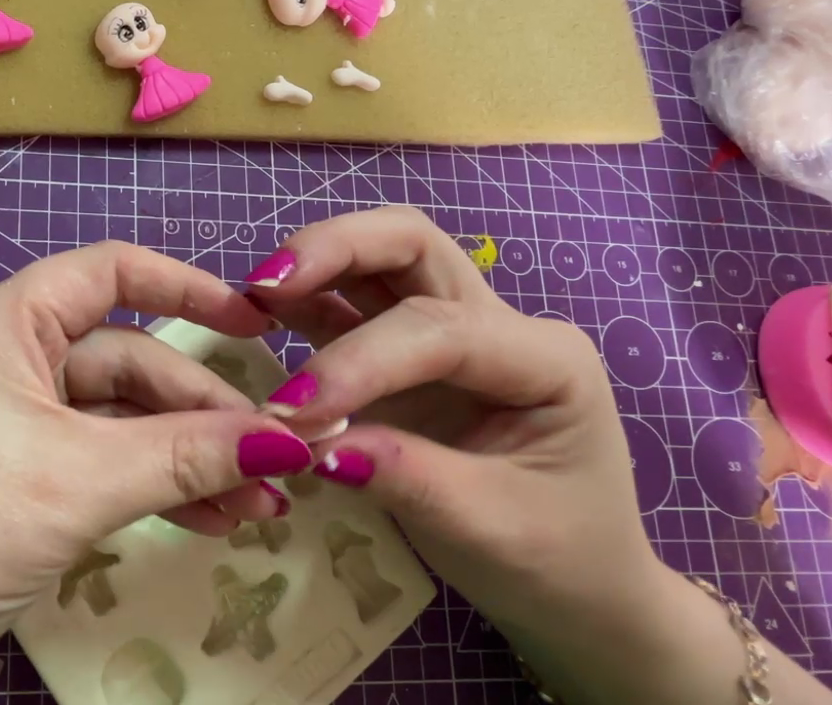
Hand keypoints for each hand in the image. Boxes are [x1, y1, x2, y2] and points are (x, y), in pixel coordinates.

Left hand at [0, 241, 310, 704]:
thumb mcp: (79, 481)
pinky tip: (208, 519)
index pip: (110, 273)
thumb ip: (187, 454)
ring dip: (186, 455)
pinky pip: (97, 458)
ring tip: (259, 504)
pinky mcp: (13, 471)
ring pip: (117, 416)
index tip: (257, 324)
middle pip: (126, 358)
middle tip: (280, 459)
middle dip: (202, 408)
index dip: (187, 289)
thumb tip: (292, 440)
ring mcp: (9, 415)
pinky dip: (150, 482)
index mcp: (6, 319)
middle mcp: (6, 353)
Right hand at [242, 207, 831, 704]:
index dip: (358, 362)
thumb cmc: (554, 559)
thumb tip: (305, 443)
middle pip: (410, 243)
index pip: (438, 329)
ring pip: (376, 256)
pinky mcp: (401, 349)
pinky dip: (304, 299)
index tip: (290, 412)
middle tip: (265, 284)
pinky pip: (348, 302)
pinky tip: (261, 313)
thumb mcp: (491, 530)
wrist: (576, 588)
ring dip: (313, 262)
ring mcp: (446, 327)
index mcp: (545, 359)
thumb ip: (404, 476)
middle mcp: (497, 320)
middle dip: (334, 249)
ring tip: (254, 292)